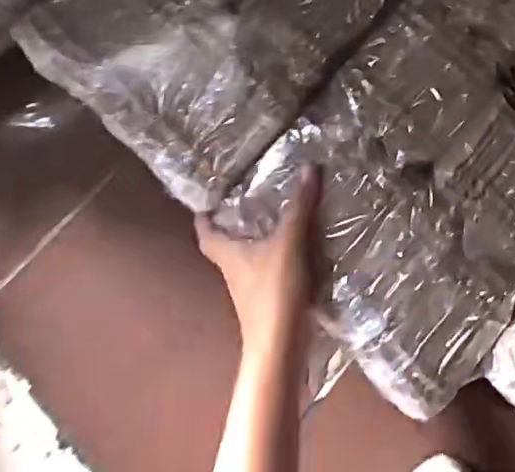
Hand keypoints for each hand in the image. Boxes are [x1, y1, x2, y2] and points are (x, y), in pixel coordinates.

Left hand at [197, 164, 322, 353]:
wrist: (280, 347)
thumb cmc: (272, 292)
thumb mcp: (288, 243)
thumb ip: (299, 207)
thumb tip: (309, 166)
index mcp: (228, 255)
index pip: (207, 233)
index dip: (205, 217)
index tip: (208, 198)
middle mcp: (235, 270)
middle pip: (229, 243)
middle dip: (239, 222)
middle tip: (255, 196)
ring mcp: (252, 286)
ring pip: (253, 254)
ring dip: (264, 236)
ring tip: (286, 212)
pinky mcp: (271, 296)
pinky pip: (274, 265)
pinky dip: (284, 251)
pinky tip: (304, 243)